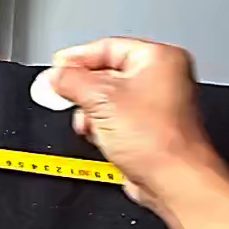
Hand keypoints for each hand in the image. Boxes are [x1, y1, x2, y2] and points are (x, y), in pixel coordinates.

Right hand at [48, 38, 228, 206]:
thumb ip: (70, 80)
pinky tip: (98, 135)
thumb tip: (55, 75)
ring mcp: (158, 105)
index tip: (56, 68)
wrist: (173, 181)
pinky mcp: (150, 129)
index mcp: (159, 58)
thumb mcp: (99, 98)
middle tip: (63, 95)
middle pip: (107, 73)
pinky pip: (116, 119)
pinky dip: (103, 126)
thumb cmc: (157, 140)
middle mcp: (163, 78)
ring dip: (91, 112)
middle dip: (83, 90)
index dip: (77, 58)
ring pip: (109, 99)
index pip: (108, 47)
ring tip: (88, 122)